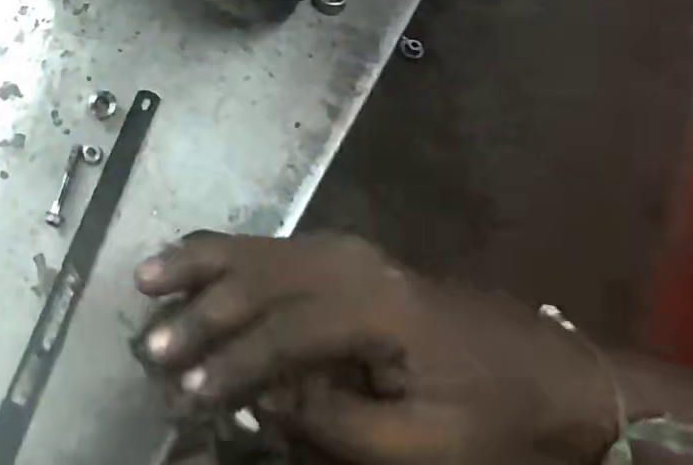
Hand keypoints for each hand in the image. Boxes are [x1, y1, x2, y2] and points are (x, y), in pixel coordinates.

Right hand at [133, 233, 617, 464]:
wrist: (546, 370)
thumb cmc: (492, 417)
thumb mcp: (425, 446)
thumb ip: (335, 422)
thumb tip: (259, 400)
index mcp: (374, 305)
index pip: (284, 332)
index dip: (231, 363)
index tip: (185, 389)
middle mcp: (347, 260)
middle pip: (258, 278)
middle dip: (199, 310)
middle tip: (148, 339)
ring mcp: (340, 248)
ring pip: (255, 249)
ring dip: (198, 266)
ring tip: (145, 275)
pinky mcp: (337, 252)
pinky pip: (268, 247)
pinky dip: (224, 253)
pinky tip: (190, 255)